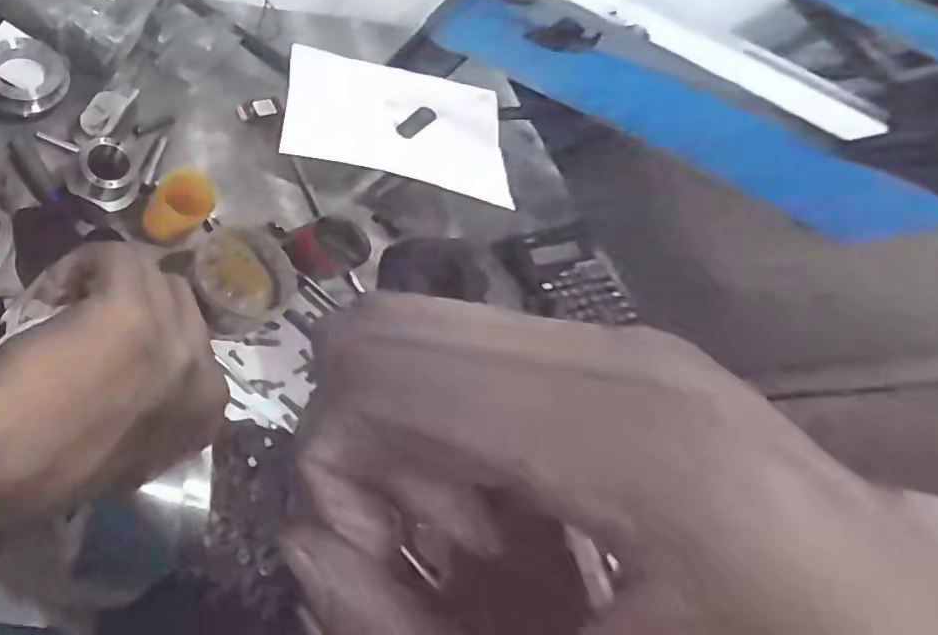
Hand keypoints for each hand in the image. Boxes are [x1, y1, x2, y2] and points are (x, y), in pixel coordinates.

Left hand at [0, 243, 228, 506]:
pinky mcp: (129, 312)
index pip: (189, 330)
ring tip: (64, 299)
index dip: (143, 319)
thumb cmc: (51, 457)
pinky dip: (83, 260)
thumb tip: (141, 359)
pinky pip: (117, 255)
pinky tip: (53, 289)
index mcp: (206, 410)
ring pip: (148, 270)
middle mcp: (199, 372)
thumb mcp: (127, 441)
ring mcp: (169, 341)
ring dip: (105, 274)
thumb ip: (153, 404)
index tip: (100, 326)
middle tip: (81, 307)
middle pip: (173, 294)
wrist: (3, 460)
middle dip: (130, 291)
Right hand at [282, 294, 937, 634]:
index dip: (336, 464)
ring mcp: (633, 353)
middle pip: (381, 333)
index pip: (376, 371)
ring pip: (416, 338)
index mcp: (630, 439)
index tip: (382, 563)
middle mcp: (621, 360)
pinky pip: (474, 360)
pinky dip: (454, 435)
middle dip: (362, 436)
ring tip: (483, 549)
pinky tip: (523, 530)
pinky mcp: (636, 367)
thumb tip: (300, 542)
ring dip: (408, 438)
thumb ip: (406, 630)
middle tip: (428, 546)